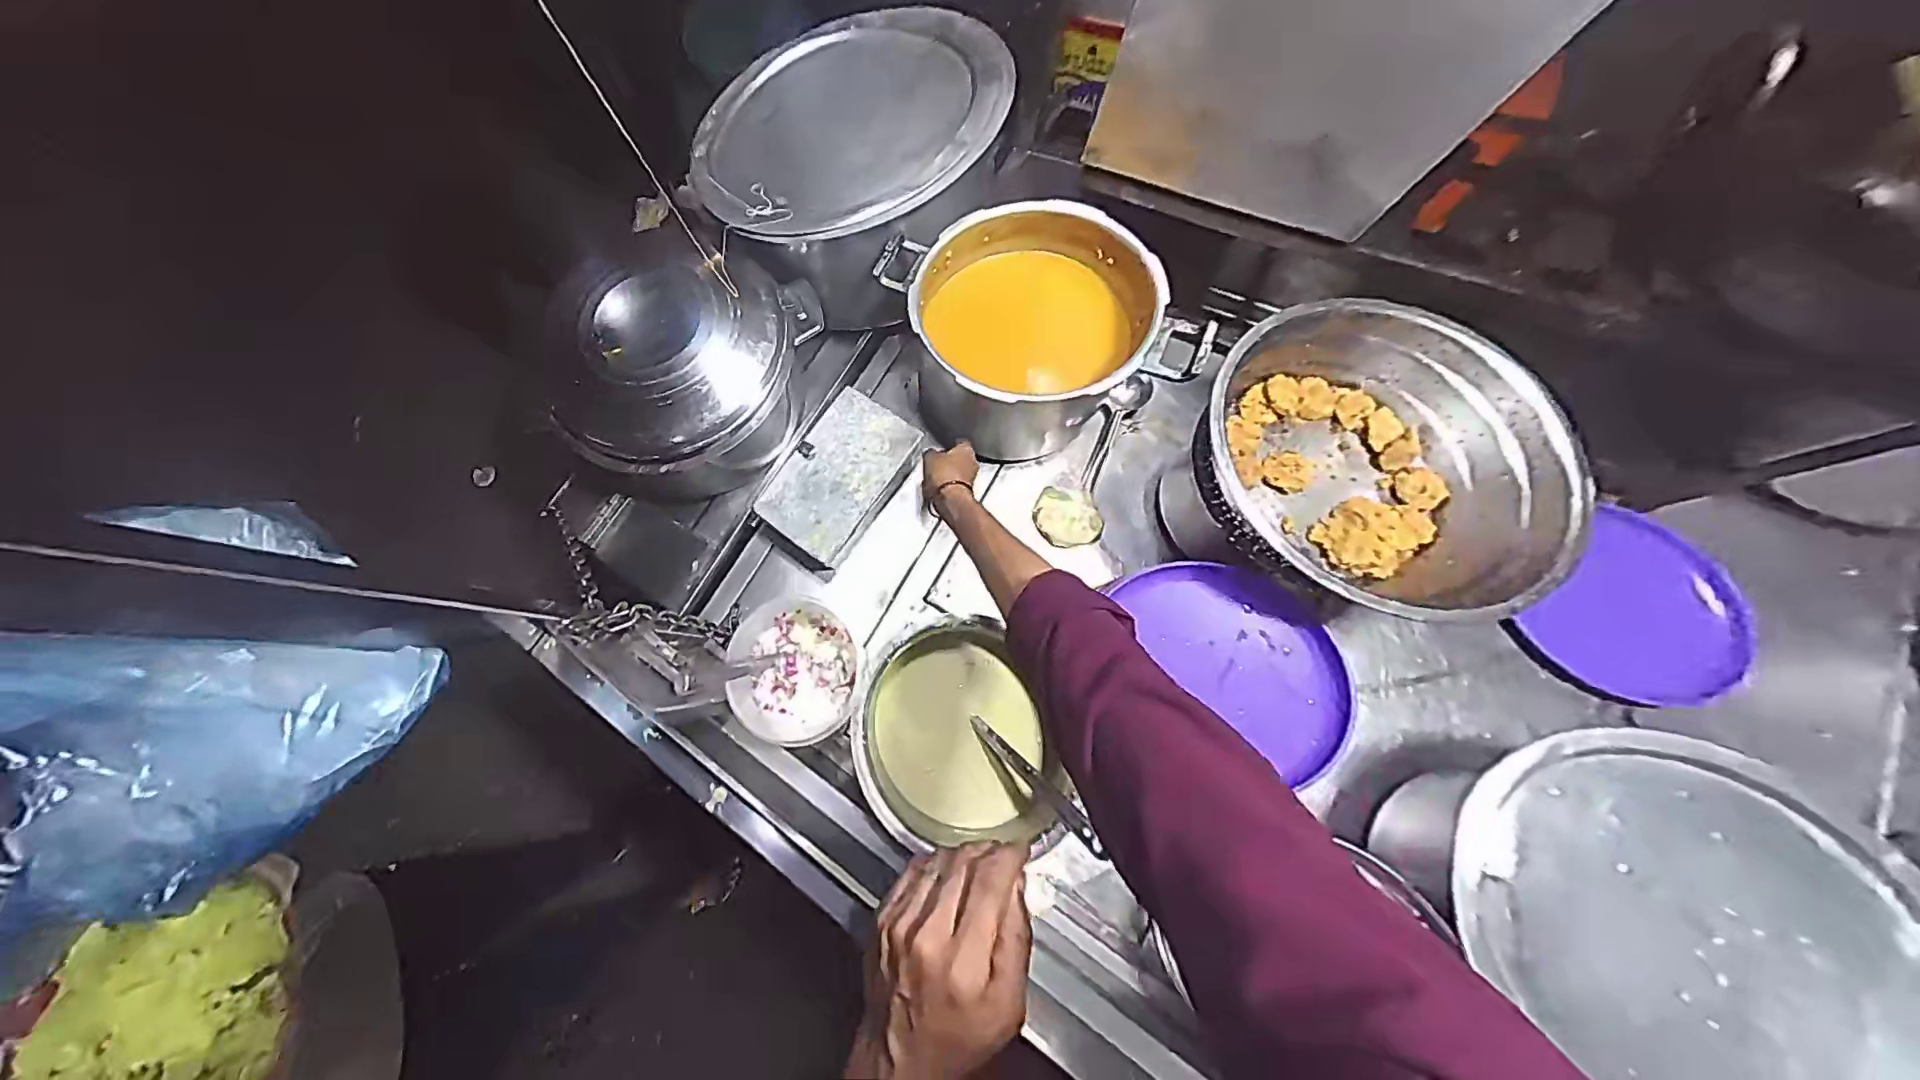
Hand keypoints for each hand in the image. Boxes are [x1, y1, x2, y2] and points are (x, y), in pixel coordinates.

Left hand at [845, 843, 1031, 1079]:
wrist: (898, 1060)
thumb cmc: (957, 1038)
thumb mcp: (1008, 1005)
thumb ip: (1017, 941)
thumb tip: (1016, 886)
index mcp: (963, 960)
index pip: (990, 881)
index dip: (1009, 856)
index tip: (1021, 849)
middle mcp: (926, 935)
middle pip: (963, 864)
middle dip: (989, 851)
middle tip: (1004, 854)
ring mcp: (899, 924)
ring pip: (938, 861)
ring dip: (964, 854)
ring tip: (980, 861)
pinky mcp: (882, 918)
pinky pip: (913, 871)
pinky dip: (936, 863)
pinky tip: (949, 872)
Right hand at [922, 442, 979, 520]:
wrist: (949, 498)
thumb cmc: (945, 476)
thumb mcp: (930, 457)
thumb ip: (931, 452)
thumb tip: (930, 454)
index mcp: (967, 449)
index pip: (959, 442)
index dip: (948, 446)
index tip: (941, 449)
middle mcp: (973, 463)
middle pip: (960, 458)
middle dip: (949, 461)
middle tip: (937, 464)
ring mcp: (971, 478)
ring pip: (959, 472)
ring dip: (949, 474)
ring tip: (935, 478)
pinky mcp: (966, 491)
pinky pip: (956, 485)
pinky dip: (949, 486)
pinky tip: (939, 488)